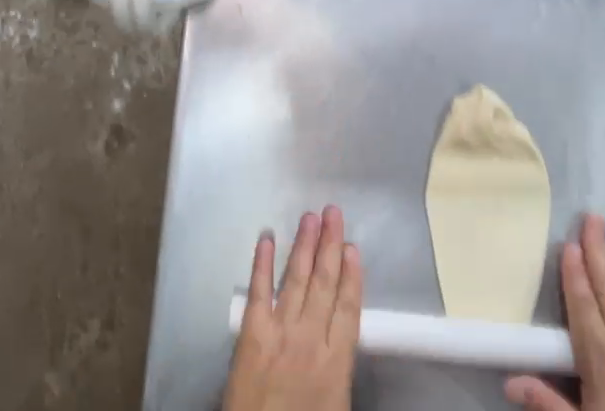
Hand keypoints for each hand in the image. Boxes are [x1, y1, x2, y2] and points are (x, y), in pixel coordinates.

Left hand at [223, 206, 363, 410]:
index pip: (348, 308)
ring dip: (303, 246)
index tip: (353, 247)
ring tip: (310, 217)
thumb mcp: (337, 401)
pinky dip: (262, 263)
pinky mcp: (251, 335)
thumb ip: (339, 363)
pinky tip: (267, 239)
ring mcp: (280, 333)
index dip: (352, 275)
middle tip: (333, 212)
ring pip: (296, 280)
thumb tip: (342, 329)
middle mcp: (311, 338)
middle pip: (324, 284)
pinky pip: (258, 291)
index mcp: (337, 360)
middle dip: (329, 245)